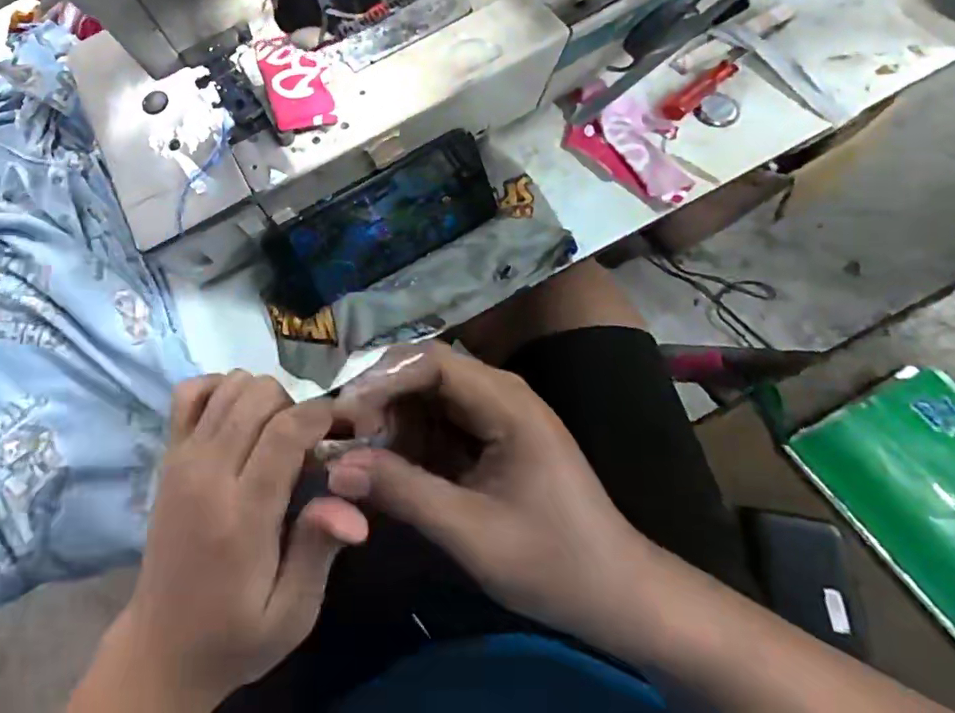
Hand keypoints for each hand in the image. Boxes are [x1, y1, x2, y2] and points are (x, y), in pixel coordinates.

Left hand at [78, 372, 368, 712]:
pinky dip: (219, 388)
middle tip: (313, 443)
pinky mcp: (168, 457)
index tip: (351, 424)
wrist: (162, 648)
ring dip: (264, 397)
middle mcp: (207, 474)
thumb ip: (319, 551)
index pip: (286, 430)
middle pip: (259, 395)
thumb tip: (354, 508)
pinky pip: (189, 393)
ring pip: (230, 385)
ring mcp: (182, 460)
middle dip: (298, 405)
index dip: (325, 413)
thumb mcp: (292, 613)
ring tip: (279, 434)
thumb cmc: (236, 634)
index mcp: (242, 515)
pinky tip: (239, 417)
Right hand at [325, 342, 656, 651]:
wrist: (618, 593)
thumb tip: (336, 467)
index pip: (431, 361)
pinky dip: (410, 440)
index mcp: (506, 402)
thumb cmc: (552, 561)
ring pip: (428, 396)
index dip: (382, 379)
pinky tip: (388, 468)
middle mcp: (500, 393)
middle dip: (381, 399)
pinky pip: (439, 423)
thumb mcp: (471, 532)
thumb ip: (403, 492)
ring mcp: (497, 414)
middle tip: (345, 438)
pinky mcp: (492, 438)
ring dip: (392, 420)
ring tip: (360, 456)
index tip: (344, 416)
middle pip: (425, 371)